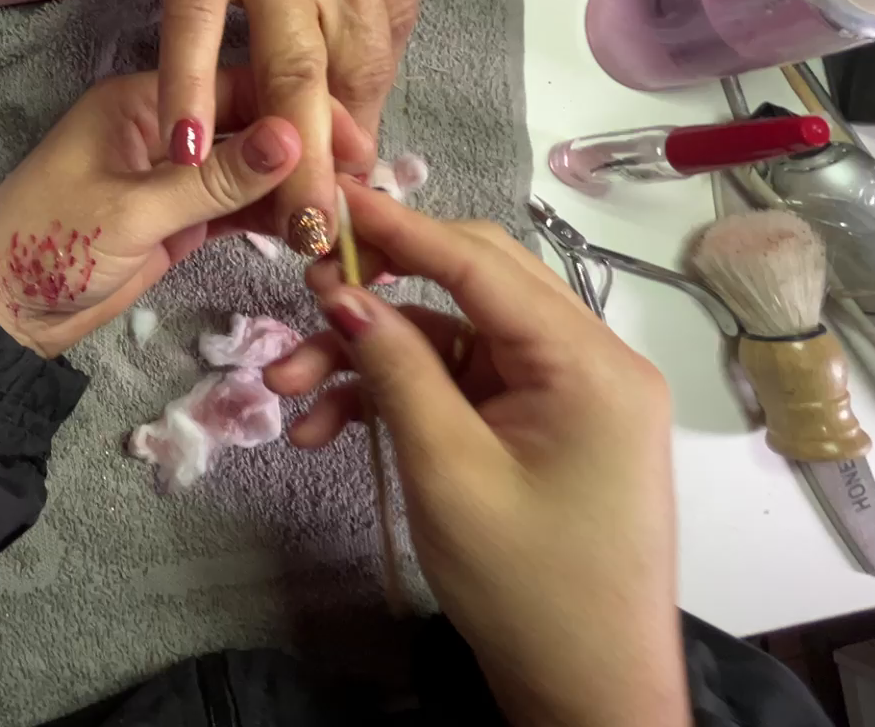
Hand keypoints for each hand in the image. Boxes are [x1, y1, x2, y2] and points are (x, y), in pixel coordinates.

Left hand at [0, 69, 335, 357]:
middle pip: (246, 128)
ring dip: (289, 188)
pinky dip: (265, 216)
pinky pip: (231, 208)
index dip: (296, 109)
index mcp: (142, 101)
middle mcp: (163, 129)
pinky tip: (307, 227)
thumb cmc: (51, 243)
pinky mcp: (176, 219)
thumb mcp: (133, 207)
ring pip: (244, 172)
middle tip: (369, 178)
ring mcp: (172, 177)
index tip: (357, 138)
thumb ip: (214, 177)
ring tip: (349, 209)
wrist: (4, 311)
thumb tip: (296, 134)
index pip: (234, 87)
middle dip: (302, 151)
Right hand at [140, 0, 502, 259]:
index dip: (374, 109)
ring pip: (282, 74)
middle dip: (342, 160)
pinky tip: (185, 150)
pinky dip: (190, 90)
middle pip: (346, 78)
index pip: (388, 41)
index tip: (360, 159)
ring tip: (282, 226)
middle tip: (336, 232)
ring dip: (283, 155)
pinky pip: (193, 31)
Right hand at [266, 183, 689, 726]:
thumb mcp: (445, 466)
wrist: (580, 693)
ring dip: (360, 356)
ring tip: (288, 389)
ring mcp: (546, 390)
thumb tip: (340, 290)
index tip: (333, 197)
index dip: (400, 226)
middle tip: (305, 289)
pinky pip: (440, 381)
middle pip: (460, 286)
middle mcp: (575, 361)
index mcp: (586, 364)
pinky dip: (380, 395)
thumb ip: (394, 365)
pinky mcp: (518, 417)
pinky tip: (324, 428)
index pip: (481, 263)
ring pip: (436, 336)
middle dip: (374, 292)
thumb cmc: (526, 584)